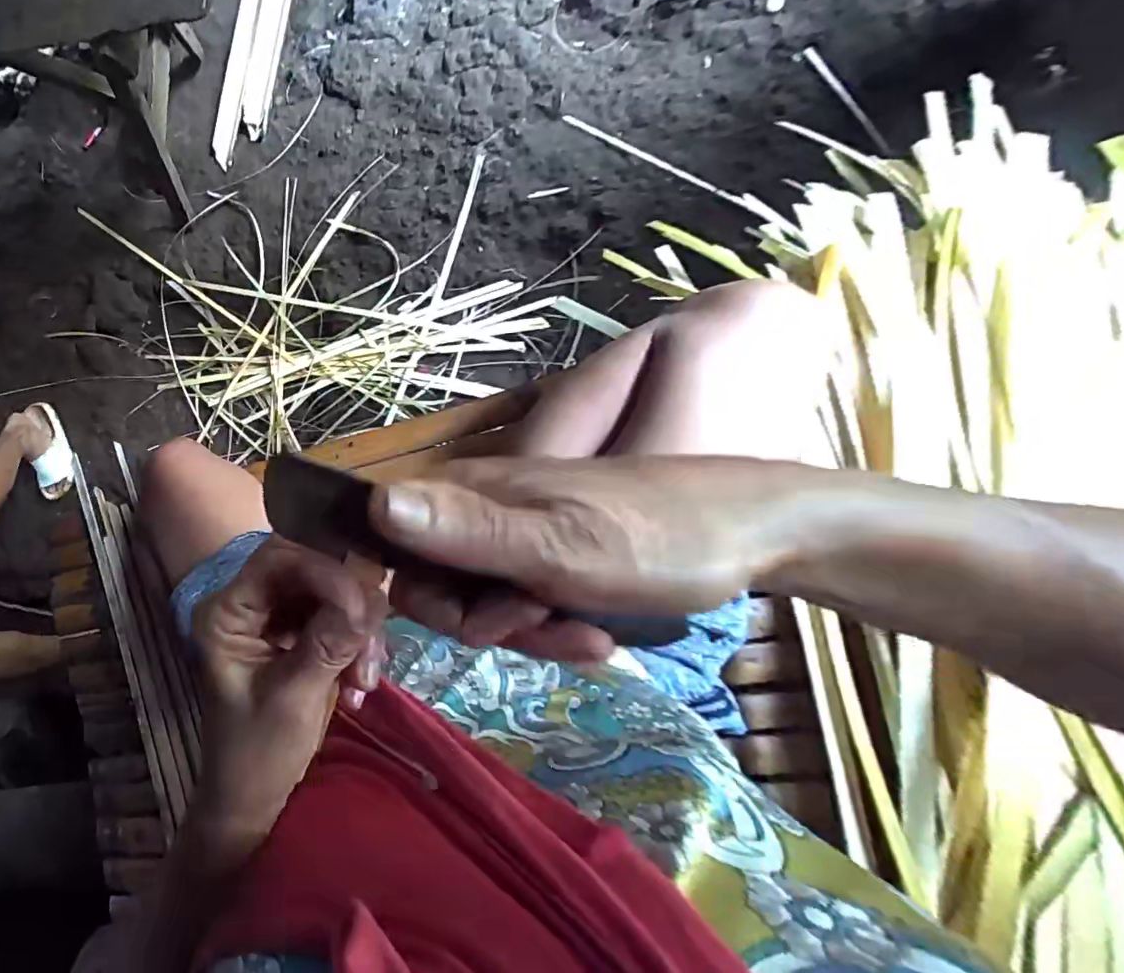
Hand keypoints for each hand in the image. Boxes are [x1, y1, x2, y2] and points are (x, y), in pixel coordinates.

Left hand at [190, 538, 387, 846]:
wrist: (255, 801)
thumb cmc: (257, 754)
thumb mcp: (294, 698)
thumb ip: (328, 643)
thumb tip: (369, 598)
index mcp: (228, 611)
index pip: (279, 559)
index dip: (325, 570)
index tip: (362, 606)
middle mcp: (251, 602)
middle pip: (312, 570)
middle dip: (348, 606)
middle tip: (369, 649)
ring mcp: (277, 617)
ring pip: (333, 592)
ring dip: (358, 632)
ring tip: (363, 680)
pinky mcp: (301, 633)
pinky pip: (341, 617)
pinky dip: (358, 645)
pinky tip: (360, 684)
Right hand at [368, 455, 823, 661]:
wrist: (749, 534)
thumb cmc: (655, 537)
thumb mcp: (557, 544)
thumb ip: (466, 528)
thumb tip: (374, 504)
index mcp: (468, 491)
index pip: (386, 541)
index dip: (398, 592)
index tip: (447, 630)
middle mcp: (480, 506)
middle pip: (433, 582)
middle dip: (478, 620)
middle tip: (532, 623)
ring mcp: (513, 533)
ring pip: (479, 601)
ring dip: (523, 630)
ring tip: (580, 631)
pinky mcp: (544, 556)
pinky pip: (519, 603)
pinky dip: (548, 626)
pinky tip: (592, 633)